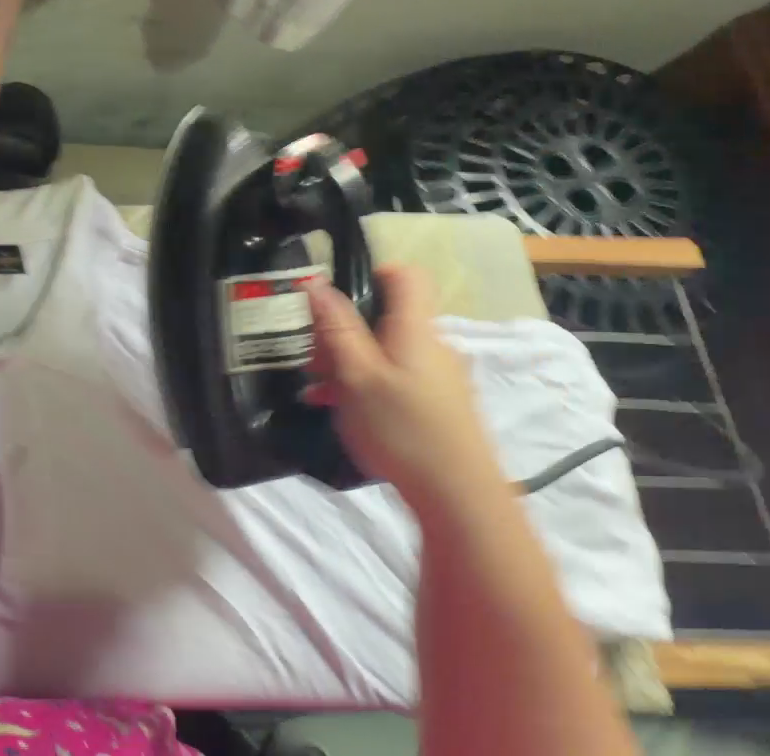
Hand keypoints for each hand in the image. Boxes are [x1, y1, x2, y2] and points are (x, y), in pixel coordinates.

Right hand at [306, 265, 502, 501]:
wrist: (458, 495)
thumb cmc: (402, 428)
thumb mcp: (356, 375)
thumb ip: (335, 327)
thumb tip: (316, 282)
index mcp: (415, 329)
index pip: (404, 275)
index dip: (369, 273)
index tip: (332, 297)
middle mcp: (433, 344)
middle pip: (387, 317)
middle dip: (343, 330)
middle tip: (311, 356)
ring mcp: (441, 376)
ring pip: (387, 350)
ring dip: (349, 362)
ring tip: (317, 391)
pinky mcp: (440, 403)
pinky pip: (396, 377)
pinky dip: (366, 384)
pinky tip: (341, 409)